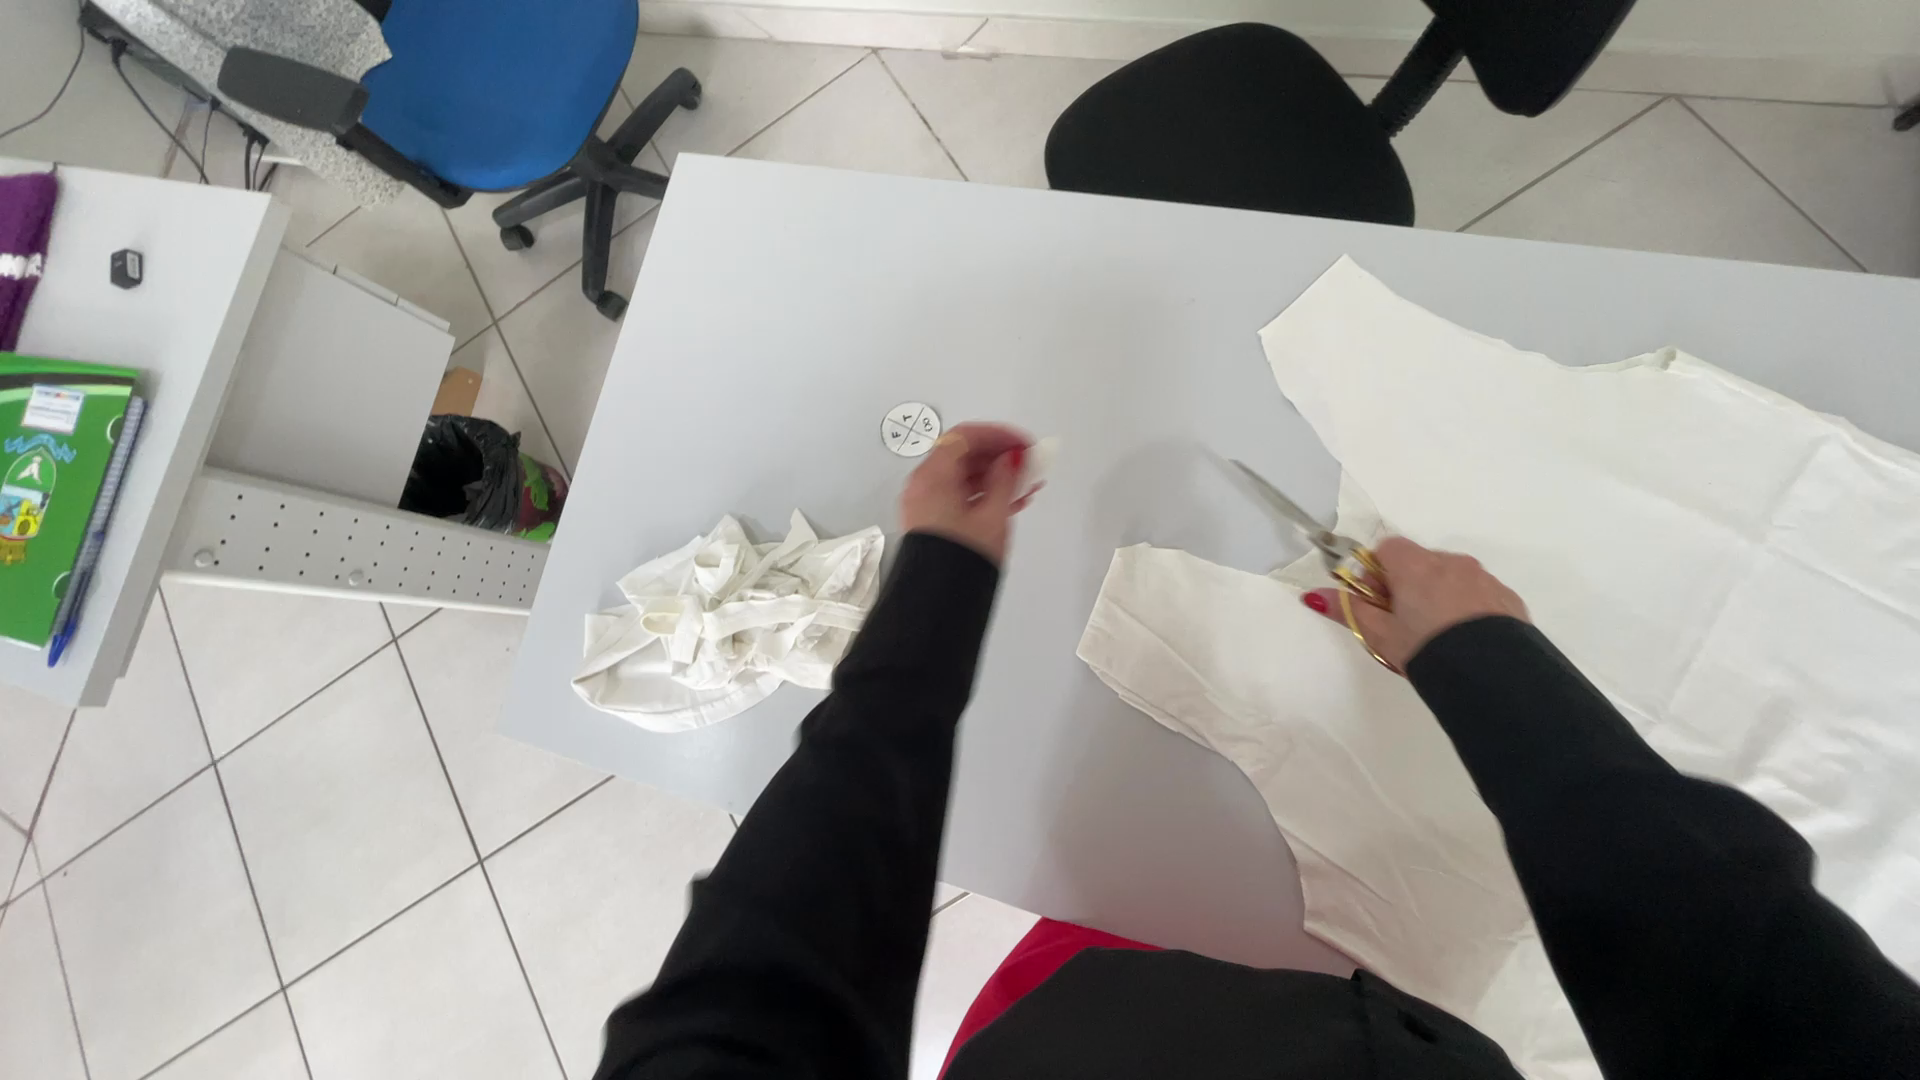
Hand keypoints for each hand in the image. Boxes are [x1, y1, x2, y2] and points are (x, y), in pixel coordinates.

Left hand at [899, 422, 1032, 564]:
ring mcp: (924, 504)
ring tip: (1027, 487)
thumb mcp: (993, 515)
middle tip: (1030, 465)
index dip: (998, 435)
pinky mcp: (931, 521)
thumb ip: (1006, 478)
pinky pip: (958, 496)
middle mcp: (922, 485)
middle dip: (999, 457)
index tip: (1024, 445)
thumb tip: (1012, 456)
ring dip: (995, 477)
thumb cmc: (964, 558)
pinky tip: (1012, 502)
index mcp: (932, 476)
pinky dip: (983, 494)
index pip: (965, 437)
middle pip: (963, 455)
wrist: (939, 603)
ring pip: (963, 477)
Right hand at [1304, 536, 1528, 671]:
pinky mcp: (1508, 597)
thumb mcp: (1379, 633)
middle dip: (1407, 585)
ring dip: (1438, 595)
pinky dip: (1466, 607)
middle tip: (1402, 621)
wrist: (1493, 676)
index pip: (1387, 548)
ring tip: (1435, 634)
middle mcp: (1451, 563)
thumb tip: (1311, 595)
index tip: (1377, 600)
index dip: (1376, 572)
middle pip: (1419, 562)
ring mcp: (1483, 578)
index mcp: (1416, 566)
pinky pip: (1478, 593)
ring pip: (1450, 578)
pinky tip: (1463, 638)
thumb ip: (1346, 609)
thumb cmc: (1424, 647)